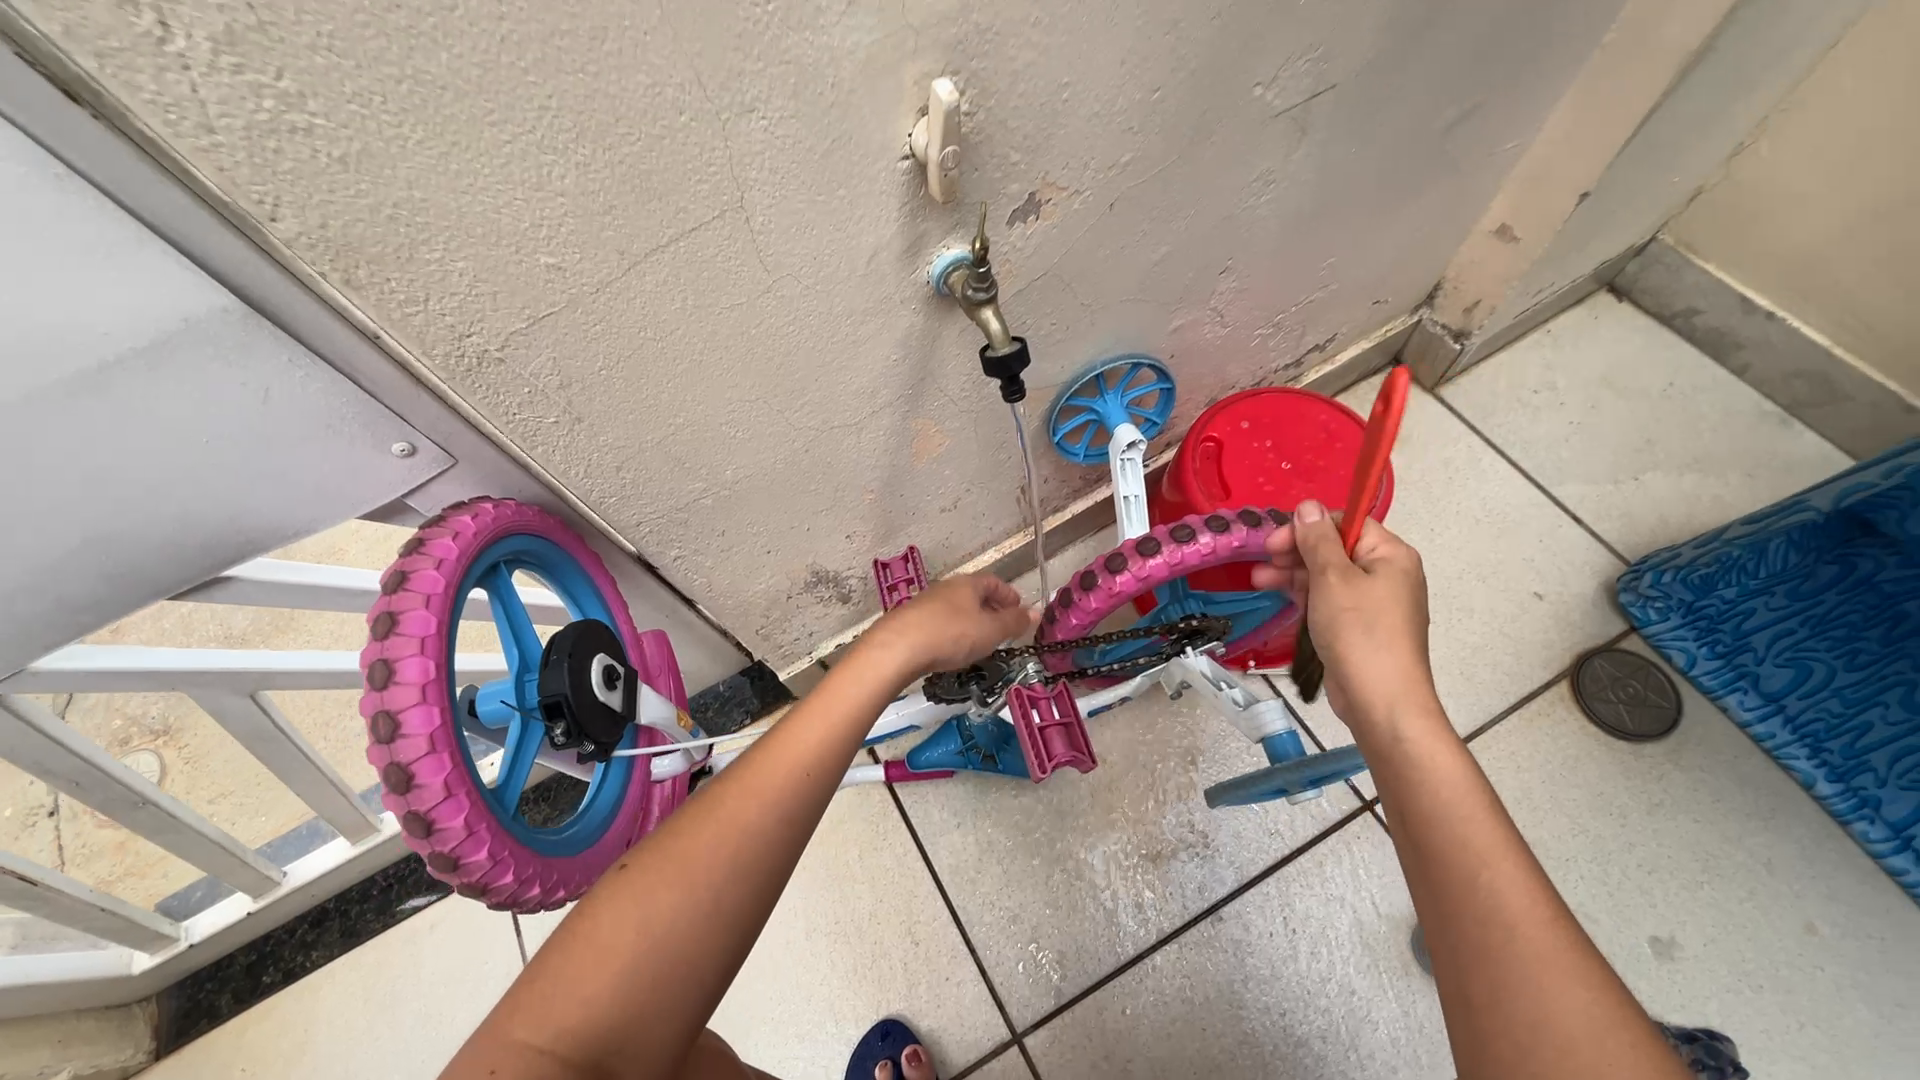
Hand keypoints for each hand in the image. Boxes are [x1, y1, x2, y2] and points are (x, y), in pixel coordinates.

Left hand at [858, 573, 1037, 679]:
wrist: (897, 648)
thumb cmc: (951, 635)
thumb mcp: (991, 631)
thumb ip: (1014, 622)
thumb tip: (1036, 612)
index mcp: (968, 584)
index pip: (994, 582)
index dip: (1008, 595)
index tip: (1019, 610)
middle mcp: (946, 588)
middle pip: (974, 595)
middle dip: (991, 610)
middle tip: (1002, 629)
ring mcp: (925, 603)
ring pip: (955, 609)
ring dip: (971, 622)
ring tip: (979, 642)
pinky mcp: (909, 621)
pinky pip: (939, 623)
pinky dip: (952, 632)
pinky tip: (951, 650)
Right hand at [1251, 499, 1441, 736]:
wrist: (1381, 701)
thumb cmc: (1359, 633)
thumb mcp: (1332, 579)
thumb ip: (1317, 539)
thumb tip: (1307, 505)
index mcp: (1390, 554)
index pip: (1346, 522)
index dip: (1307, 527)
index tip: (1275, 542)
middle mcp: (1387, 573)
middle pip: (1335, 548)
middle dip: (1296, 552)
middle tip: (1264, 562)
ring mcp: (1373, 602)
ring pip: (1328, 575)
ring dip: (1293, 574)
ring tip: (1259, 580)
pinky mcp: (1359, 626)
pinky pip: (1330, 599)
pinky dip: (1305, 595)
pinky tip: (1280, 596)